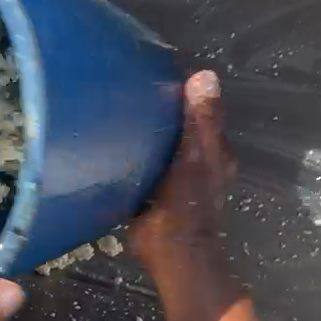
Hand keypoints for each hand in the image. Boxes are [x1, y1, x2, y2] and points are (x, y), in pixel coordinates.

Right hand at [128, 69, 235, 268]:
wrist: (169, 250)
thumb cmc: (187, 203)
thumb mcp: (197, 155)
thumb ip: (200, 119)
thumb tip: (205, 74)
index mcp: (214, 151)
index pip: (201, 112)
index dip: (183, 91)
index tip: (154, 70)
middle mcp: (196, 162)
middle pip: (176, 128)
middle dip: (157, 109)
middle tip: (125, 87)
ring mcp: (171, 178)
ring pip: (157, 145)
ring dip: (140, 132)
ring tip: (110, 109)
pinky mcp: (148, 192)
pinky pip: (138, 164)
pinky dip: (127, 153)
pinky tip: (106, 143)